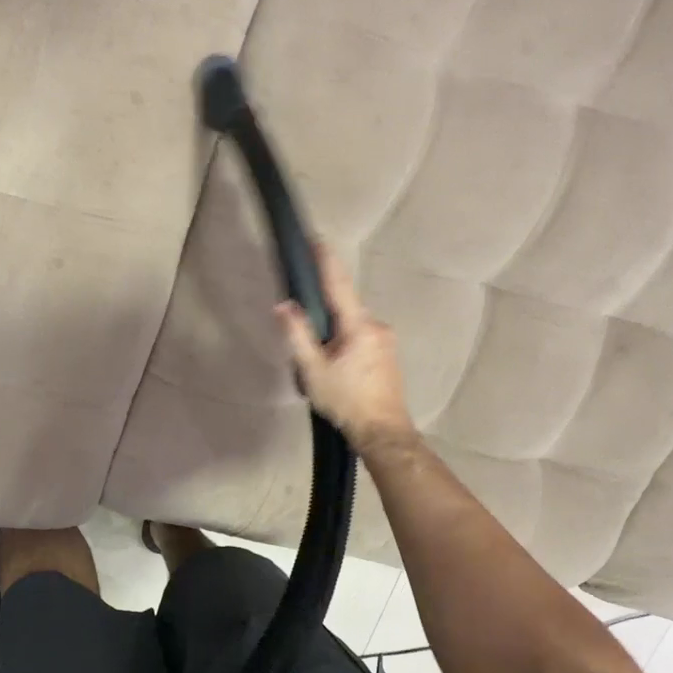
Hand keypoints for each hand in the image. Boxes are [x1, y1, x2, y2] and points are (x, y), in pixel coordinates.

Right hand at [273, 242, 415, 452]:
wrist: (383, 431)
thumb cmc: (345, 400)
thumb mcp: (313, 370)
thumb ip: (297, 335)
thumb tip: (284, 306)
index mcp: (358, 326)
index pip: (338, 285)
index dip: (327, 262)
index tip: (318, 240)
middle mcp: (377, 326)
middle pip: (343, 308)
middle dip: (323, 313)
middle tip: (304, 336)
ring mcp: (386, 340)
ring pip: (351, 325)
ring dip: (332, 334)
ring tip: (317, 363)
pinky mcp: (388, 353)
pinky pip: (360, 337)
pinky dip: (343, 343)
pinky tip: (334, 368)